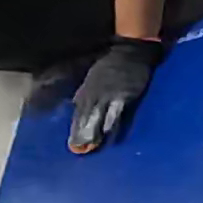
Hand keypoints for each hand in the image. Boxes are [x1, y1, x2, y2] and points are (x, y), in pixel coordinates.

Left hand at [69, 37, 162, 153]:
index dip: (75, 128)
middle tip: (79, 150)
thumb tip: (76, 106)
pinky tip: (111, 135)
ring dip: (95, 132)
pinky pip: (116, 113)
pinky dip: (112, 124)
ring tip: (92, 147)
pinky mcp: (123, 97)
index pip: (79, 113)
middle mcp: (95, 94)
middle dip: (82, 134)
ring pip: (100, 117)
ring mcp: (109, 96)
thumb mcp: (93, 76)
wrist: (130, 53)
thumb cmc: (112, 65)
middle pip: (87, 117)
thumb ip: (85, 92)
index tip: (72, 145)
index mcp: (87, 90)